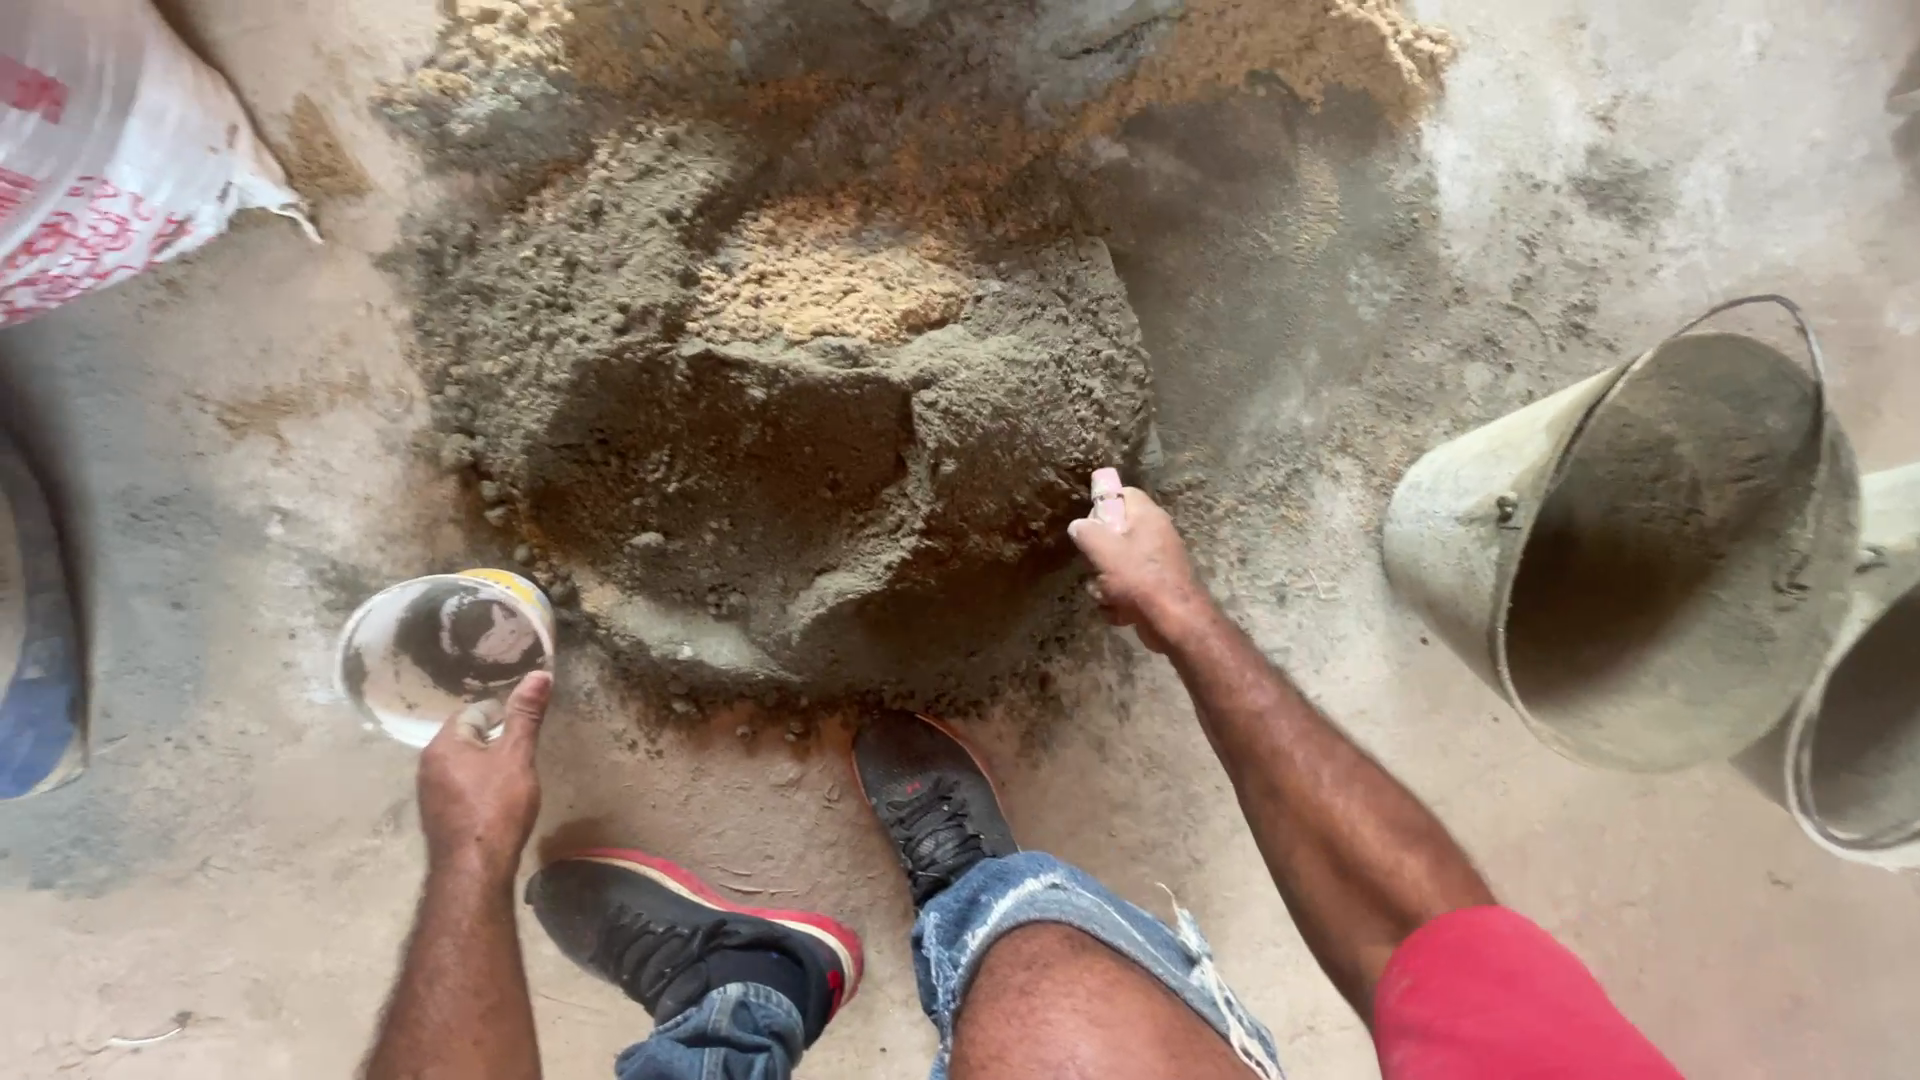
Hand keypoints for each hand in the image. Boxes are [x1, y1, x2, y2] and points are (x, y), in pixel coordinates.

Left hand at [418, 671, 551, 883]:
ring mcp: (430, 792)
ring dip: (488, 761)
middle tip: (524, 748)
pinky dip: (480, 782)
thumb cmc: (496, 805)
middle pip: (467, 736)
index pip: (475, 712)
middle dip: (496, 737)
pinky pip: (461, 784)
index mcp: (443, 745)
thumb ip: (526, 715)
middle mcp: (428, 765)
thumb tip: (539, 674)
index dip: (504, 714)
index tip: (526, 726)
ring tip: (515, 772)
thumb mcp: (517, 755)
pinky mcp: (439, 814)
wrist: (475, 867)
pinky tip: (499, 796)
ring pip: (464, 762)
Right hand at [1067, 484, 1205, 652]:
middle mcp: (1155, 536)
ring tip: (1107, 595)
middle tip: (1095, 565)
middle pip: (1115, 533)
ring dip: (1104, 584)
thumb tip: (1078, 525)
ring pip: (1117, 565)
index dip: (1103, 504)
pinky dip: (1119, 601)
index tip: (1089, 524)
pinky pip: (1127, 588)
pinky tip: (1120, 612)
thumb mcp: (1104, 551)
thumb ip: (1086, 533)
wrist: (1176, 622)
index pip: (1124, 494)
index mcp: (1147, 517)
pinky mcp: (1155, 588)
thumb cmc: (1140, 579)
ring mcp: (1156, 563)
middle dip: (1098, 555)